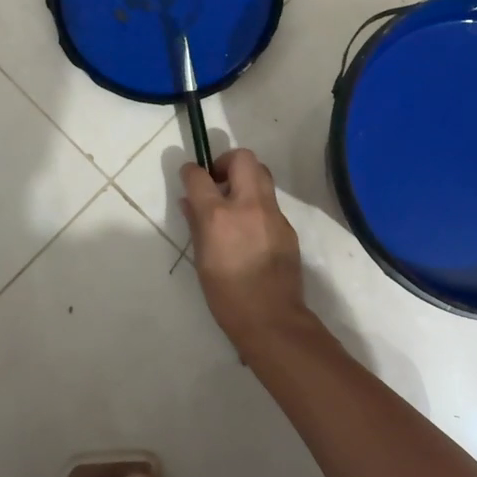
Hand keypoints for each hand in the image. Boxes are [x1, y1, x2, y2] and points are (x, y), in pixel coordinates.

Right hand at [179, 149, 312, 351]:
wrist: (271, 318)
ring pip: (262, 174)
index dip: (191, 171)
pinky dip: (258, 204)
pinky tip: (251, 230)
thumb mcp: (201, 260)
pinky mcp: (287, 226)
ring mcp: (273, 213)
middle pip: (242, 158)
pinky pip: (271, 202)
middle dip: (227, 161)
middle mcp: (248, 205)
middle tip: (218, 182)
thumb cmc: (226, 295)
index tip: (189, 175)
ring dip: (246, 178)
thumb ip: (196, 224)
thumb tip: (190, 201)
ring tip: (235, 202)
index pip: (200, 176)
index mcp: (219, 216)